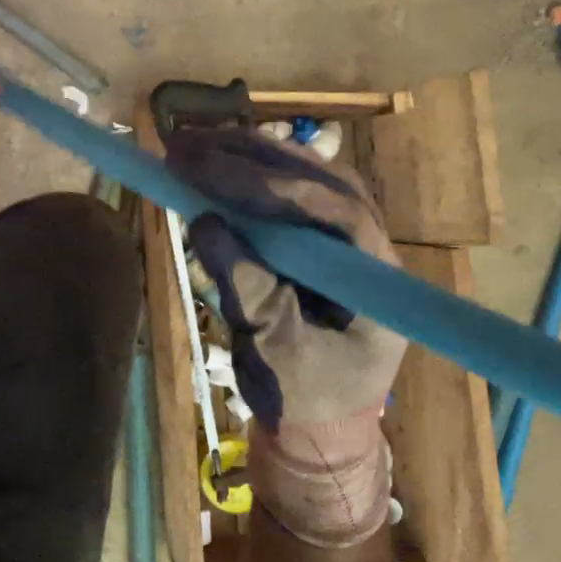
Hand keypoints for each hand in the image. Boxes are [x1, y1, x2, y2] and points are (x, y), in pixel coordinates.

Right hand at [166, 128, 406, 546]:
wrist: (319, 417)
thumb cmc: (305, 396)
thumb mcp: (275, 355)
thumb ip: (249, 292)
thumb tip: (204, 224)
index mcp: (376, 278)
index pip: (336, 210)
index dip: (273, 186)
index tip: (211, 171)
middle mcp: (366, 244)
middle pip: (317, 178)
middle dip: (249, 157)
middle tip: (184, 146)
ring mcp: (341, 236)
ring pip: (302, 174)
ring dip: (245, 154)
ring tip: (187, 144)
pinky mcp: (313, 235)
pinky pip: (284, 189)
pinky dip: (244, 170)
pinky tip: (208, 160)